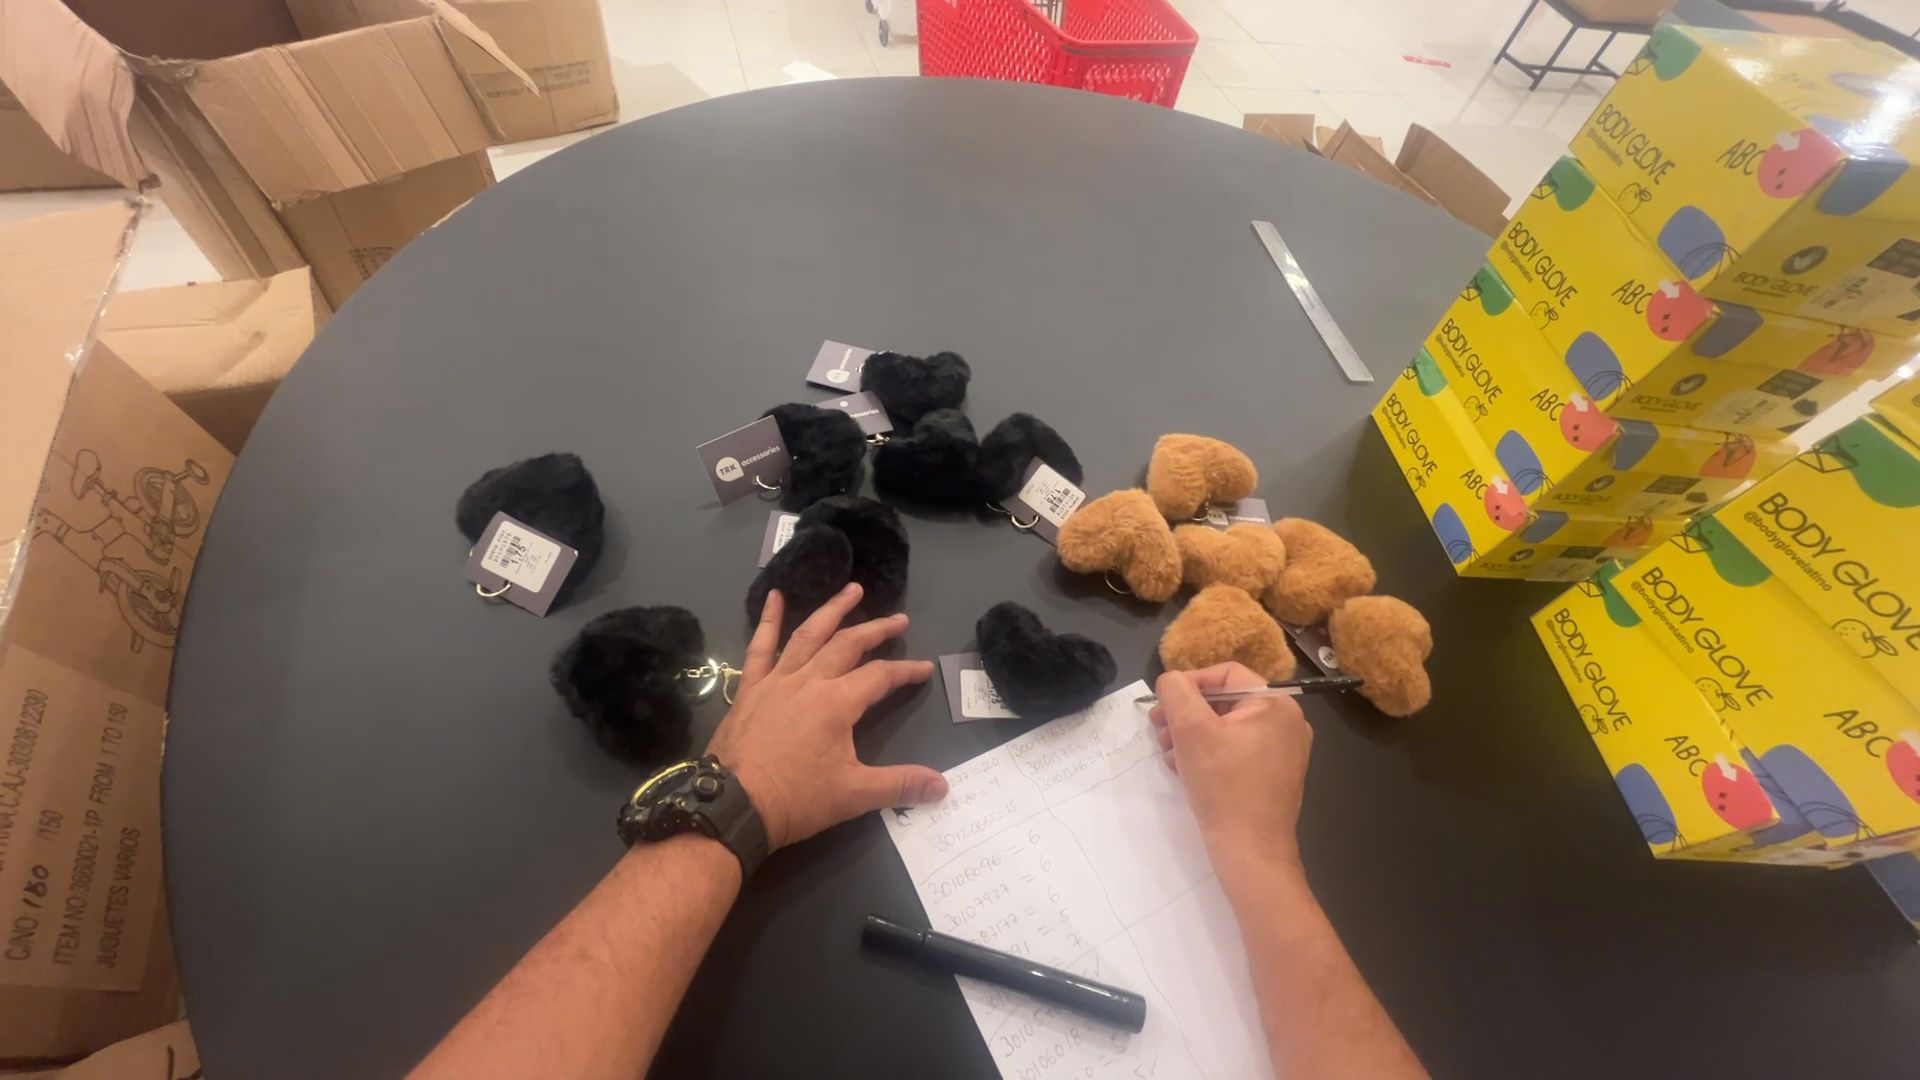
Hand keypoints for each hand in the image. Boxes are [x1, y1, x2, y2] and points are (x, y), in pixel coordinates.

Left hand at [706, 584, 947, 849]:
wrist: (732, 807)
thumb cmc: (796, 799)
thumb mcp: (854, 795)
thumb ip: (900, 785)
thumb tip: (943, 786)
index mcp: (837, 702)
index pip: (880, 676)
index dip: (906, 670)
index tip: (925, 668)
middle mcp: (810, 680)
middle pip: (849, 644)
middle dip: (877, 629)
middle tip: (899, 619)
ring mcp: (777, 680)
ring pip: (809, 634)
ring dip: (833, 610)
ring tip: (852, 590)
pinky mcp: (751, 687)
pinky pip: (760, 646)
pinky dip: (768, 620)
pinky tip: (775, 596)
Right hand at [1150, 664, 1311, 871]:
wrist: (1250, 852)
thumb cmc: (1223, 786)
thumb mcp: (1191, 730)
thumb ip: (1176, 691)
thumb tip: (1171, 680)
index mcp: (1276, 704)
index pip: (1226, 673)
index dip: (1189, 683)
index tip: (1164, 706)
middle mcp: (1286, 722)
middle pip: (1223, 699)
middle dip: (1186, 712)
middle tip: (1159, 729)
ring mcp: (1281, 750)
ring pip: (1225, 725)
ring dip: (1190, 733)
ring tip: (1169, 752)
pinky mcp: (1271, 773)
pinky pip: (1233, 747)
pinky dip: (1206, 752)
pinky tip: (1184, 767)